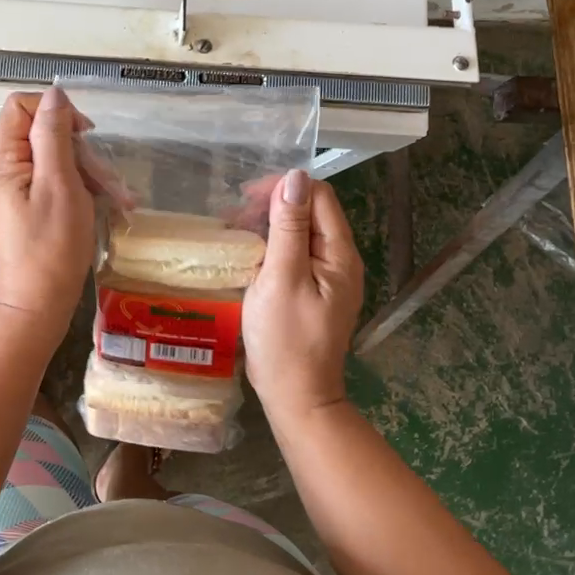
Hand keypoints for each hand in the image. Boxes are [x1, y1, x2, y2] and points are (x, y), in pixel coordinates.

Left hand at [0, 88, 96, 321]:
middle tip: (110, 180)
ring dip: (89, 173)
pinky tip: (109, 206)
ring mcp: (12, 191)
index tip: (85, 135)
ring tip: (120, 199)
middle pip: (42, 134)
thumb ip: (54, 135)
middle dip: (81, 151)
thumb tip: (54, 93)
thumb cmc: (52, 245)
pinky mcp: (25, 208)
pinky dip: (80, 190)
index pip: (21, 106)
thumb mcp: (59, 184)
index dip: (56, 112)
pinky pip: (53, 184)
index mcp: (2, 161)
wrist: (38, 306)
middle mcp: (1, 171)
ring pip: (54, 160)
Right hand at [242, 169, 363, 416]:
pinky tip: (249, 257)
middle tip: (235, 220)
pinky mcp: (313, 291)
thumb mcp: (281, 277)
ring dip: (269, 226)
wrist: (295, 396)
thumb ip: (288, 227)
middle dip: (273, 206)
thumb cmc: (285, 338)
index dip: (284, 189)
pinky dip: (272, 248)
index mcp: (340, 254)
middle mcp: (340, 260)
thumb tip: (294, 178)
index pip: (319, 196)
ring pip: (300, 233)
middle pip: (311, 212)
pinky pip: (295, 255)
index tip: (246, 200)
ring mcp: (328, 277)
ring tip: (236, 236)